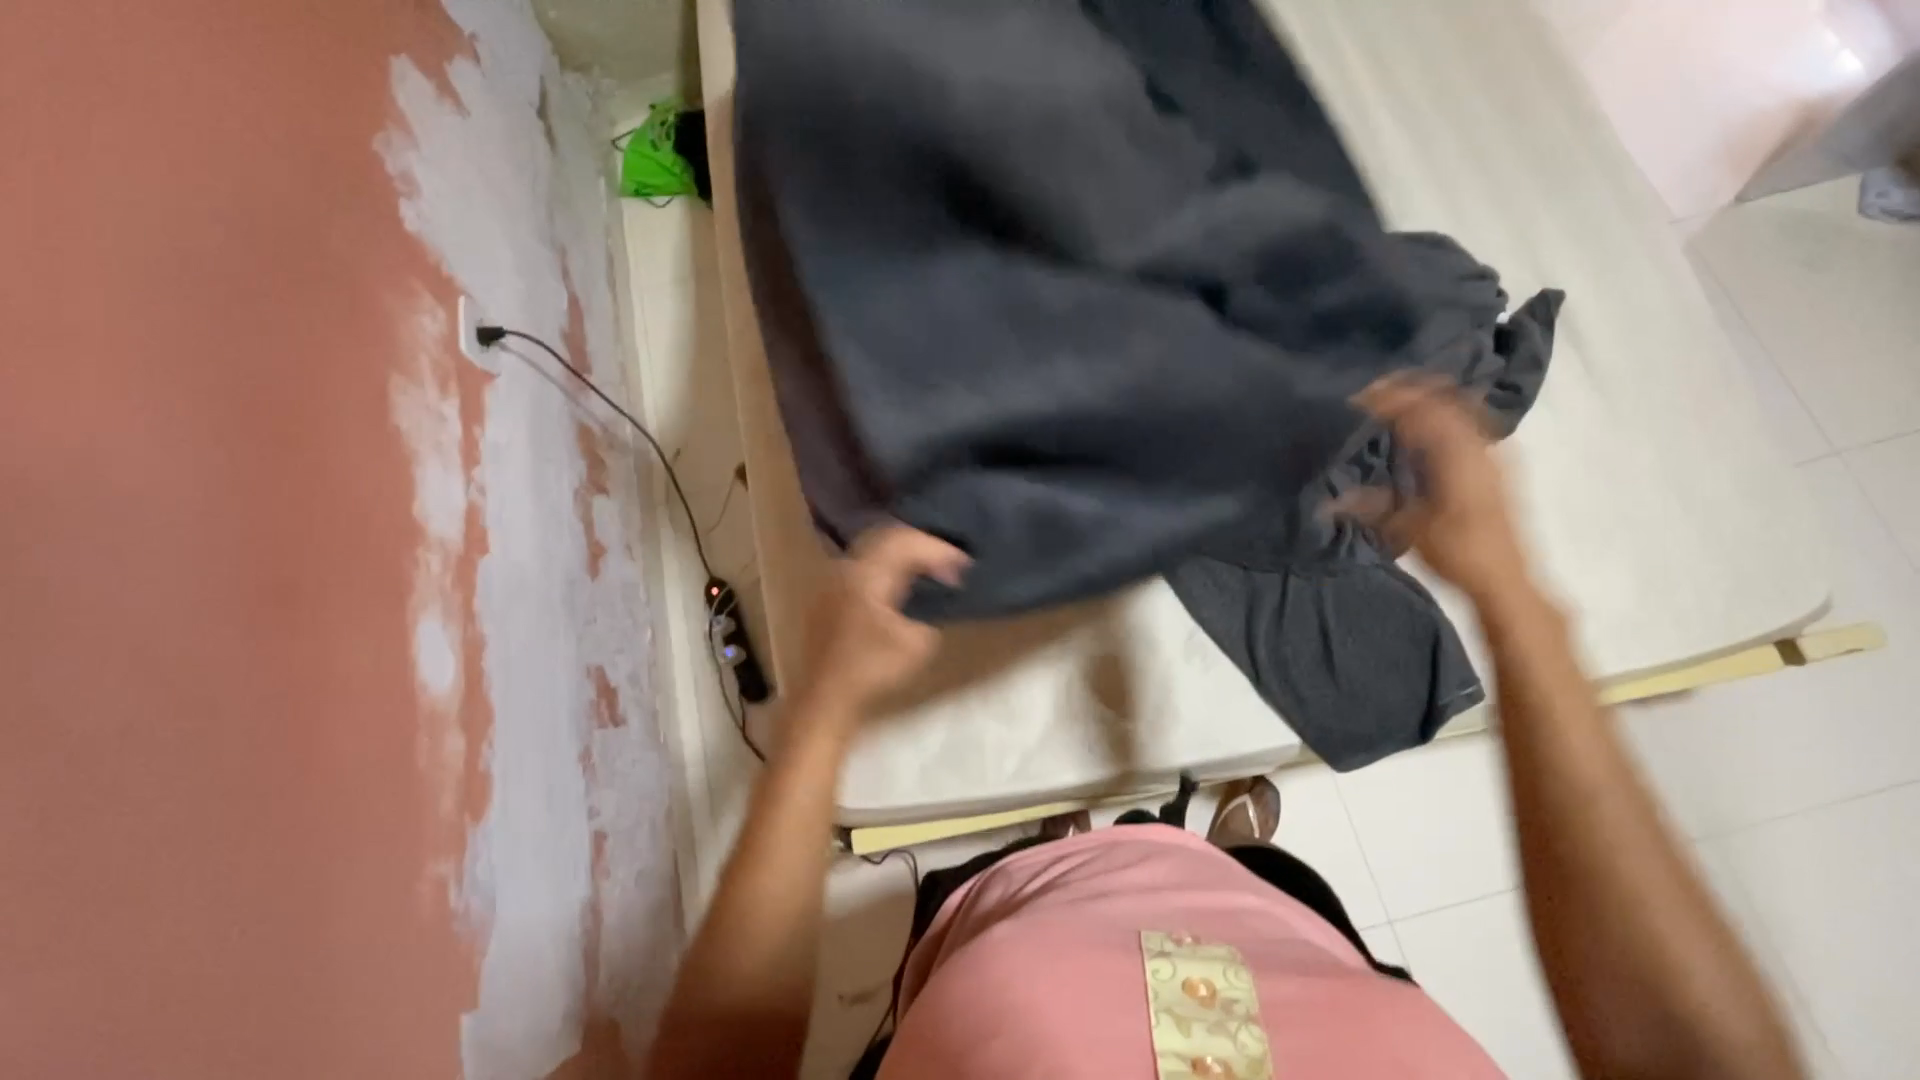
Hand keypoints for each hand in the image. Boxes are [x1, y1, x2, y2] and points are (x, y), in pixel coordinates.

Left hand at [799, 525, 970, 713]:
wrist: (825, 697)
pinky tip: (899, 584)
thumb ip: (930, 611)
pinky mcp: (828, 595)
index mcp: (866, 574)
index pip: (906, 543)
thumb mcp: (916, 644)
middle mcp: (846, 568)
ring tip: (927, 569)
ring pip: (871, 548)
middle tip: (948, 561)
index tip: (964, 565)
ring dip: (901, 553)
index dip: (939, 550)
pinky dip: (885, 565)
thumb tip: (936, 596)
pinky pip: (861, 564)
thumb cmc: (871, 670)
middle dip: (921, 544)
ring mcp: (832, 580)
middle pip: (886, 535)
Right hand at [1339, 375, 1530, 601]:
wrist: (1507, 578)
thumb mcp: (1406, 529)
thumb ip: (1368, 506)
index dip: (1387, 399)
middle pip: (1443, 398)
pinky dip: (1447, 414)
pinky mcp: (1500, 464)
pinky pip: (1471, 422)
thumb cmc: (1457, 553)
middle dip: (1408, 390)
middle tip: (1376, 389)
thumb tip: (1327, 500)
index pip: (1418, 410)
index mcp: (1455, 455)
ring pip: (1460, 407)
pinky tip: (1430, 426)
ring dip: (1430, 399)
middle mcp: (1479, 445)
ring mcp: (1494, 452)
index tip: (1358, 396)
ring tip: (1399, 400)